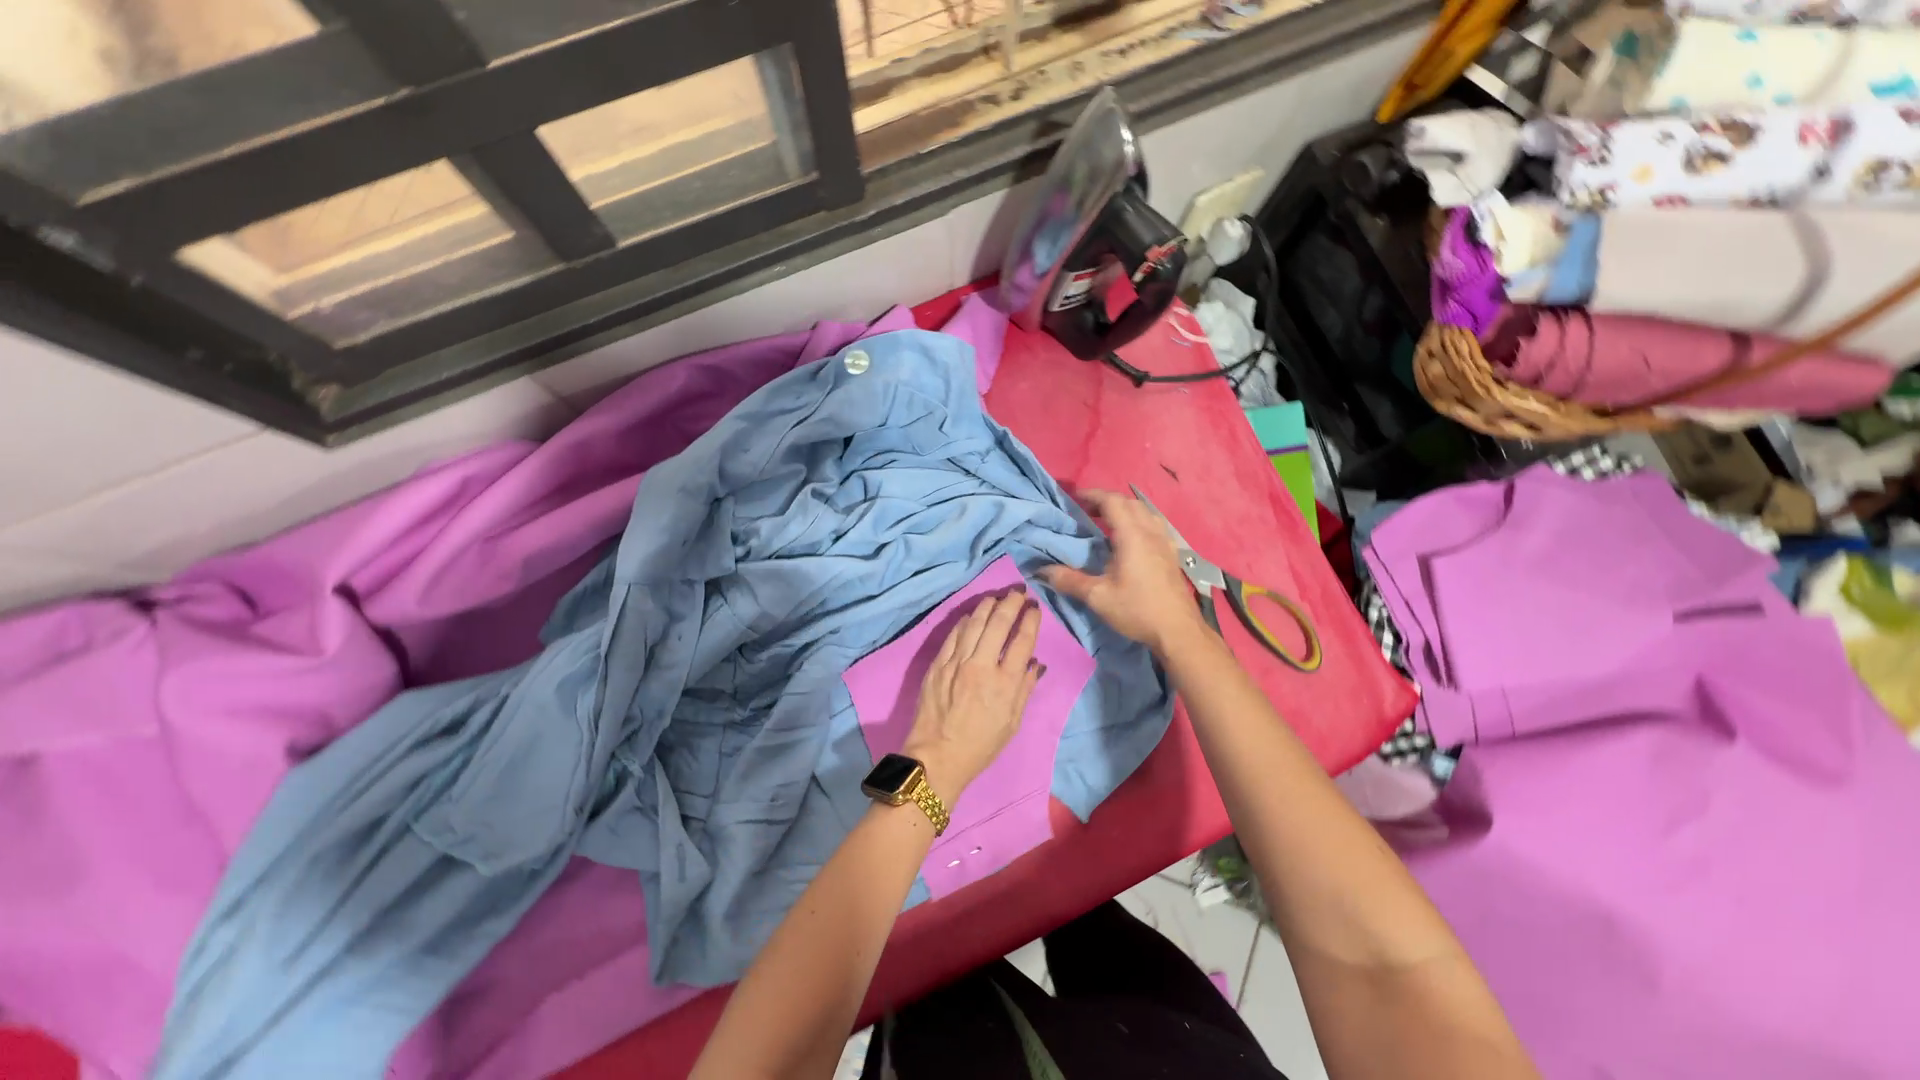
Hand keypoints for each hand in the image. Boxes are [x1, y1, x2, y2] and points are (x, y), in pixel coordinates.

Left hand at [903, 589, 1043, 799]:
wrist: (937, 756)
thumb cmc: (980, 746)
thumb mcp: (1012, 723)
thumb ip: (1024, 689)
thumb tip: (1034, 663)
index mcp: (1005, 683)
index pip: (1022, 641)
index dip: (1030, 620)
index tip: (1035, 608)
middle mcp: (982, 666)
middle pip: (999, 623)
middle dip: (1011, 603)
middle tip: (1019, 593)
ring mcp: (957, 663)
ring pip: (975, 623)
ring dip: (988, 606)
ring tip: (998, 597)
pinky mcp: (938, 664)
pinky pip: (954, 635)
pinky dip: (966, 621)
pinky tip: (973, 615)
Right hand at [1041, 489, 1208, 656]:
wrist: (1178, 631)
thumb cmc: (1137, 610)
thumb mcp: (1098, 597)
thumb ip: (1069, 580)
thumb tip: (1041, 570)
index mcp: (1132, 535)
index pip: (1112, 501)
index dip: (1092, 495)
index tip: (1074, 498)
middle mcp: (1151, 532)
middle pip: (1129, 503)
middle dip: (1107, 501)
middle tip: (1086, 511)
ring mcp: (1165, 542)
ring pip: (1145, 513)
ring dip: (1124, 511)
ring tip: (1107, 523)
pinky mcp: (1171, 555)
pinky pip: (1154, 526)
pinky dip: (1138, 523)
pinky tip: (1130, 541)